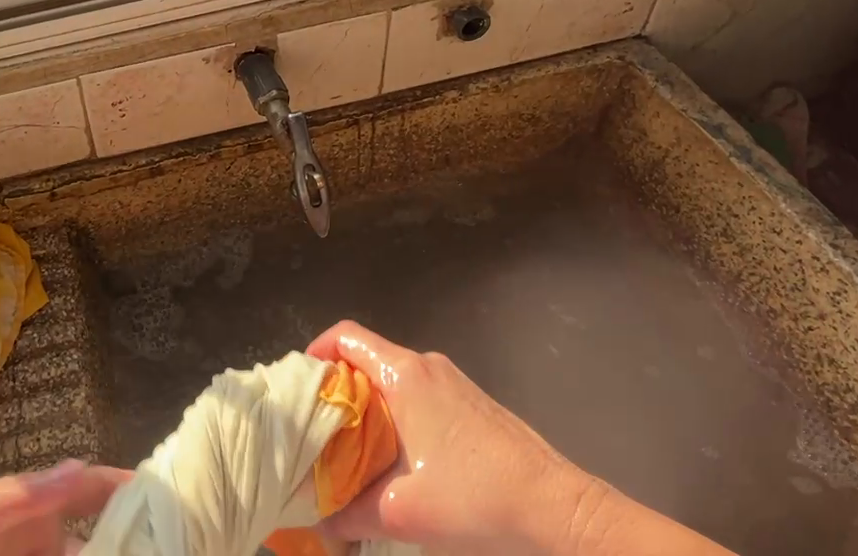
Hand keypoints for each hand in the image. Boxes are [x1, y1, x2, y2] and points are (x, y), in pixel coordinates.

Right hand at [306, 321, 735, 555]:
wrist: (557, 508)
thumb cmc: (475, 497)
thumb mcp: (401, 511)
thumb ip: (350, 512)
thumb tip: (317, 520)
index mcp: (405, 374)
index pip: (346, 336)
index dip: (316, 350)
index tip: (300, 386)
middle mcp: (427, 365)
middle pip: (367, 356)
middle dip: (338, 386)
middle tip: (318, 425)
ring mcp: (453, 380)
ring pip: (394, 376)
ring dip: (369, 402)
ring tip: (352, 445)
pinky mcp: (471, 401)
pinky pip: (419, 392)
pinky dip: (397, 412)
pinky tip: (397, 455)